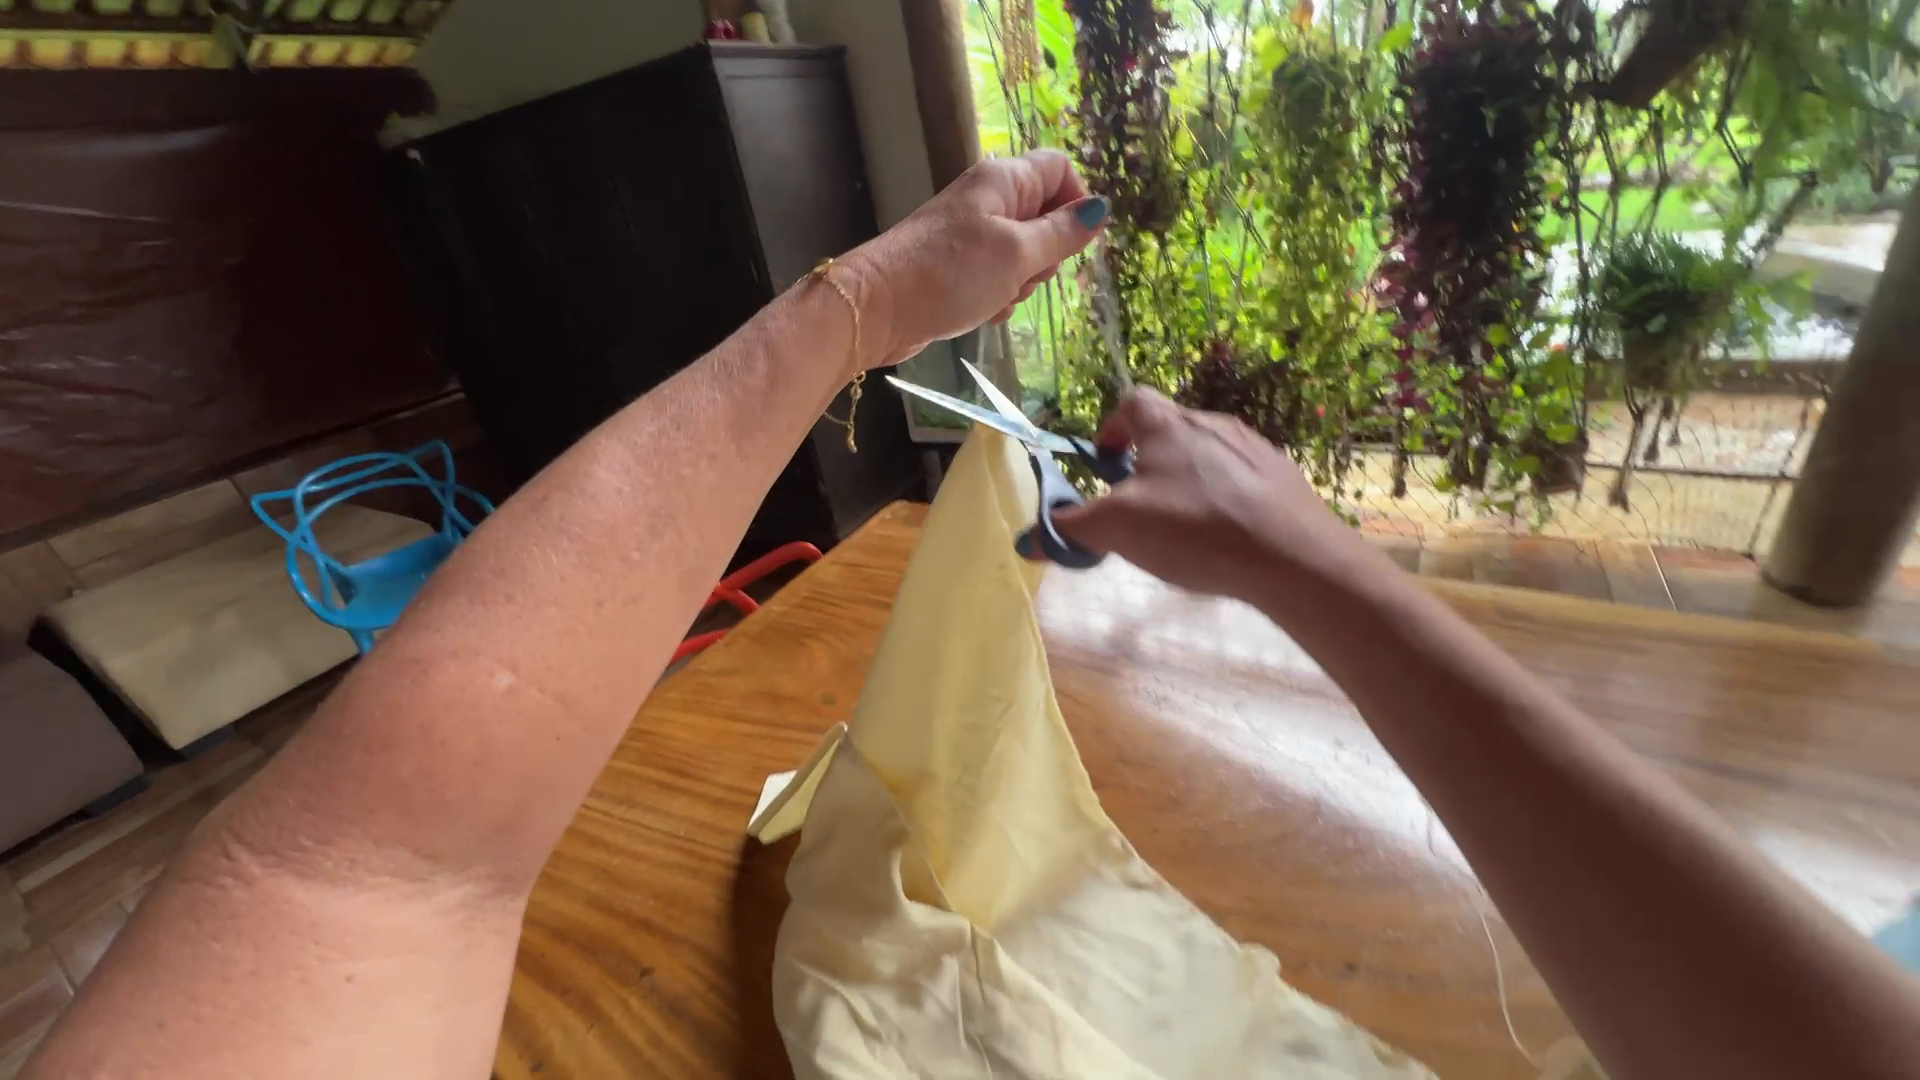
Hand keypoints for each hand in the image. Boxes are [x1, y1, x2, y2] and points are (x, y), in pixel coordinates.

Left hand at [843, 150, 1108, 367]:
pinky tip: (984, 312)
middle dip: (1045, 255)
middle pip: (1044, 218)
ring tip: (997, 297)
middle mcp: (988, 201)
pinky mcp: (958, 269)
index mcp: (1003, 181)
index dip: (1076, 204)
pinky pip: (997, 279)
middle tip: (1024, 275)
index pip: (1060, 170)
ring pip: (1022, 256)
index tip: (1075, 244)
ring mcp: (971, 236)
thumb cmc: (950, 274)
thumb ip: (1061, 233)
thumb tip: (1099, 210)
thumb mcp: (1016, 253)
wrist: (879, 308)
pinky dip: (998, 297)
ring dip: (1021, 284)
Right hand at [1051, 390, 1371, 604]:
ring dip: (1185, 479)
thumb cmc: (1194, 528)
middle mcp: (1212, 423)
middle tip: (1137, 502)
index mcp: (1168, 425)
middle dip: (1147, 461)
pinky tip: (1223, 535)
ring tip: (1181, 523)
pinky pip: (1240, 479)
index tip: (1106, 463)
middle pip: (1169, 430)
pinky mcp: (1283, 477)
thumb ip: (1072, 528)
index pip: (1133, 402)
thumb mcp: (1119, 528)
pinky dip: (1222, 498)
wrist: (1294, 556)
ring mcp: (1253, 448)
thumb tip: (1030, 540)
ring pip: (1205, 455)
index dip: (1113, 427)